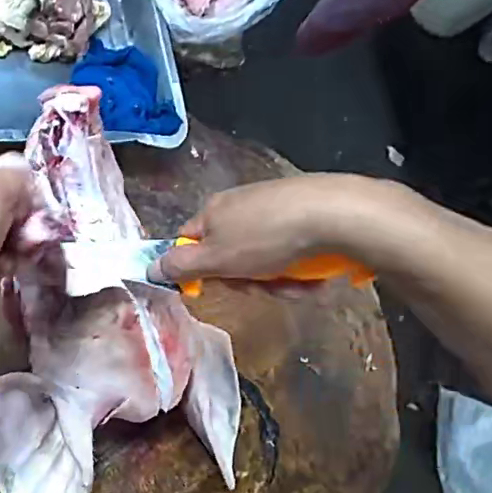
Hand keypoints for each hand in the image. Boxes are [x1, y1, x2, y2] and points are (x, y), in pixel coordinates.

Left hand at [0, 150, 34, 352]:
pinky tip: (7, 269)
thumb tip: (25, 181)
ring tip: (22, 254)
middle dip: (22, 213)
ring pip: (0, 227)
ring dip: (18, 240)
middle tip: (33, 231)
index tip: (35, 195)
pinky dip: (4, 259)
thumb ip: (15, 175)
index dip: (17, 174)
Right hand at [151, 174, 409, 284]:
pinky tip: (317, 275)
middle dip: (247, 280)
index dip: (199, 269)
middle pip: (229, 255)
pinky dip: (302, 269)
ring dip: (278, 281)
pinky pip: (294, 249)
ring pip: (264, 258)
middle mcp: (241, 204)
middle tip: (264, 287)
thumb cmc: (269, 237)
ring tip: (299, 286)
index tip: (216, 285)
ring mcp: (278, 207)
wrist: (344, 214)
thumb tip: (147, 268)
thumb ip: (179, 266)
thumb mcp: (216, 259)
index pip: (190, 243)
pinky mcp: (311, 212)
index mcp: (214, 210)